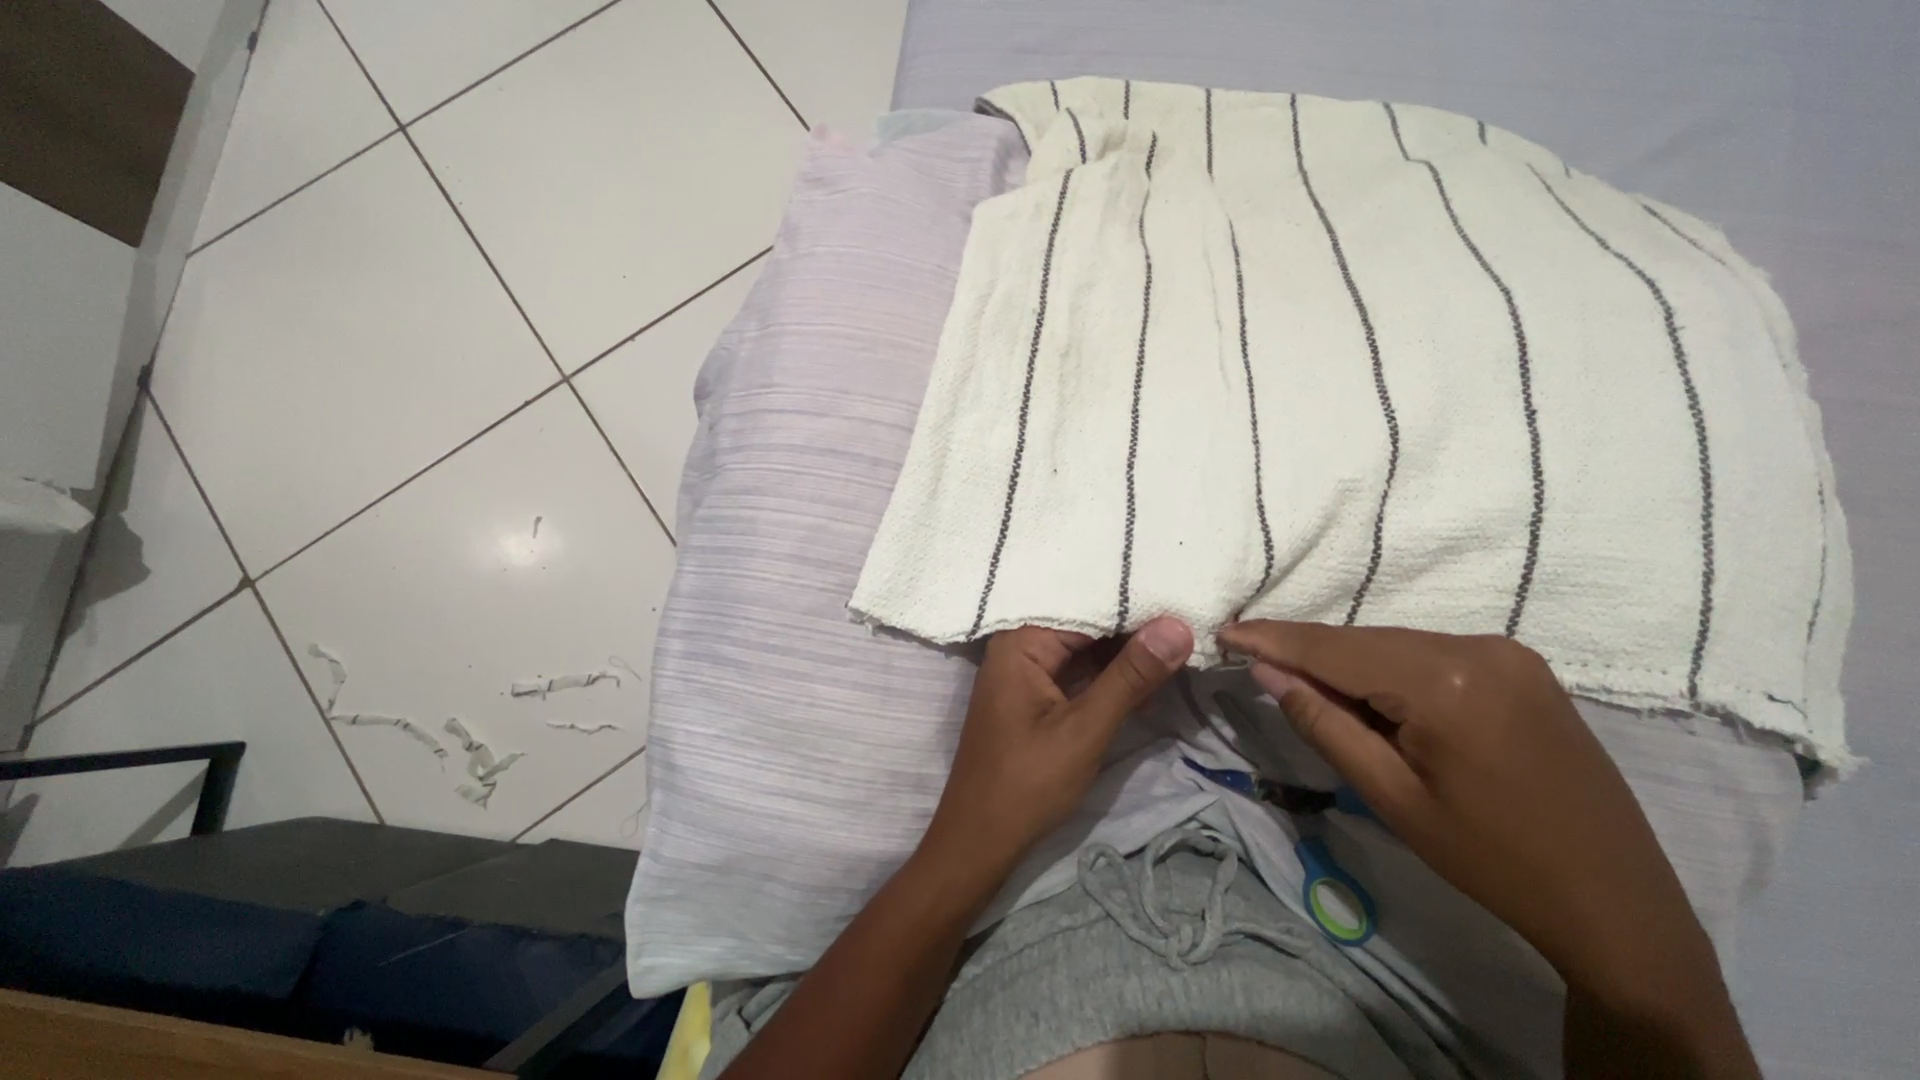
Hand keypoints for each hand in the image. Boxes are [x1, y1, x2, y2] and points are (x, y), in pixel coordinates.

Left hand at [918, 618, 1193, 886]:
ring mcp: (1025, 672)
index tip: (1185, 597)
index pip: (1086, 605)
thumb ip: (1130, 677)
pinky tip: (1151, 671)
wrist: (980, 839)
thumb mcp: (1085, 729)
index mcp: (1020, 642)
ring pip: (1085, 648)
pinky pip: (1078, 671)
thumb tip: (1177, 626)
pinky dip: (1110, 673)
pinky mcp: (1035, 696)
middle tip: (1192, 614)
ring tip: (1183, 635)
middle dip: (1134, 624)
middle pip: (1085, 623)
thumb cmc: (1027, 783)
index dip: (1136, 603)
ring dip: (1127, 650)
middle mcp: (1018, 646)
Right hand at [1214, 621, 1715, 998]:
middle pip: (1367, 641)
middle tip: (1253, 660)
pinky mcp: (1524, 668)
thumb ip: (1324, 724)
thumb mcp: (1390, 798)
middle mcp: (1480, 648)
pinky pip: (1433, 655)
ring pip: (1399, 646)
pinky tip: (1372, 696)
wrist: (1613, 898)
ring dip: (1350, 664)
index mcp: (1447, 682)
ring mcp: (1509, 653)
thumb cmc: (1490, 859)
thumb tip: (1268, 671)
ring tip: (1306, 687)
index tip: (1224, 629)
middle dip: (1309, 652)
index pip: (1336, 650)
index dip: (1275, 639)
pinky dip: (1391, 670)